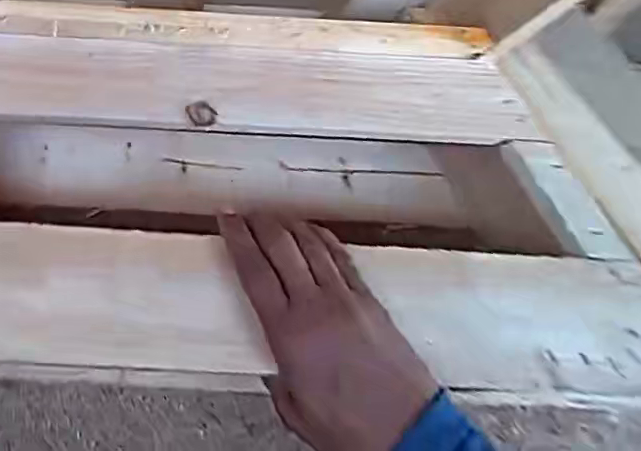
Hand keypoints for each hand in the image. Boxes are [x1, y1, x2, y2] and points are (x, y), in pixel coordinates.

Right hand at [220, 215, 438, 450]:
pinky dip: (321, 237)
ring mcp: (344, 298)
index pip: (253, 268)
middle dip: (257, 221)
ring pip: (309, 243)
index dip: (236, 236)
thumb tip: (274, 369)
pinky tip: (311, 230)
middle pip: (279, 244)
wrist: (413, 438)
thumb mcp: (298, 412)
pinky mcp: (369, 300)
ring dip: (287, 223)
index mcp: (287, 333)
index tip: (226, 218)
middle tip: (245, 212)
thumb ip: (277, 381)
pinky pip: (340, 256)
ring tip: (273, 216)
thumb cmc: (355, 432)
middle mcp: (313, 306)